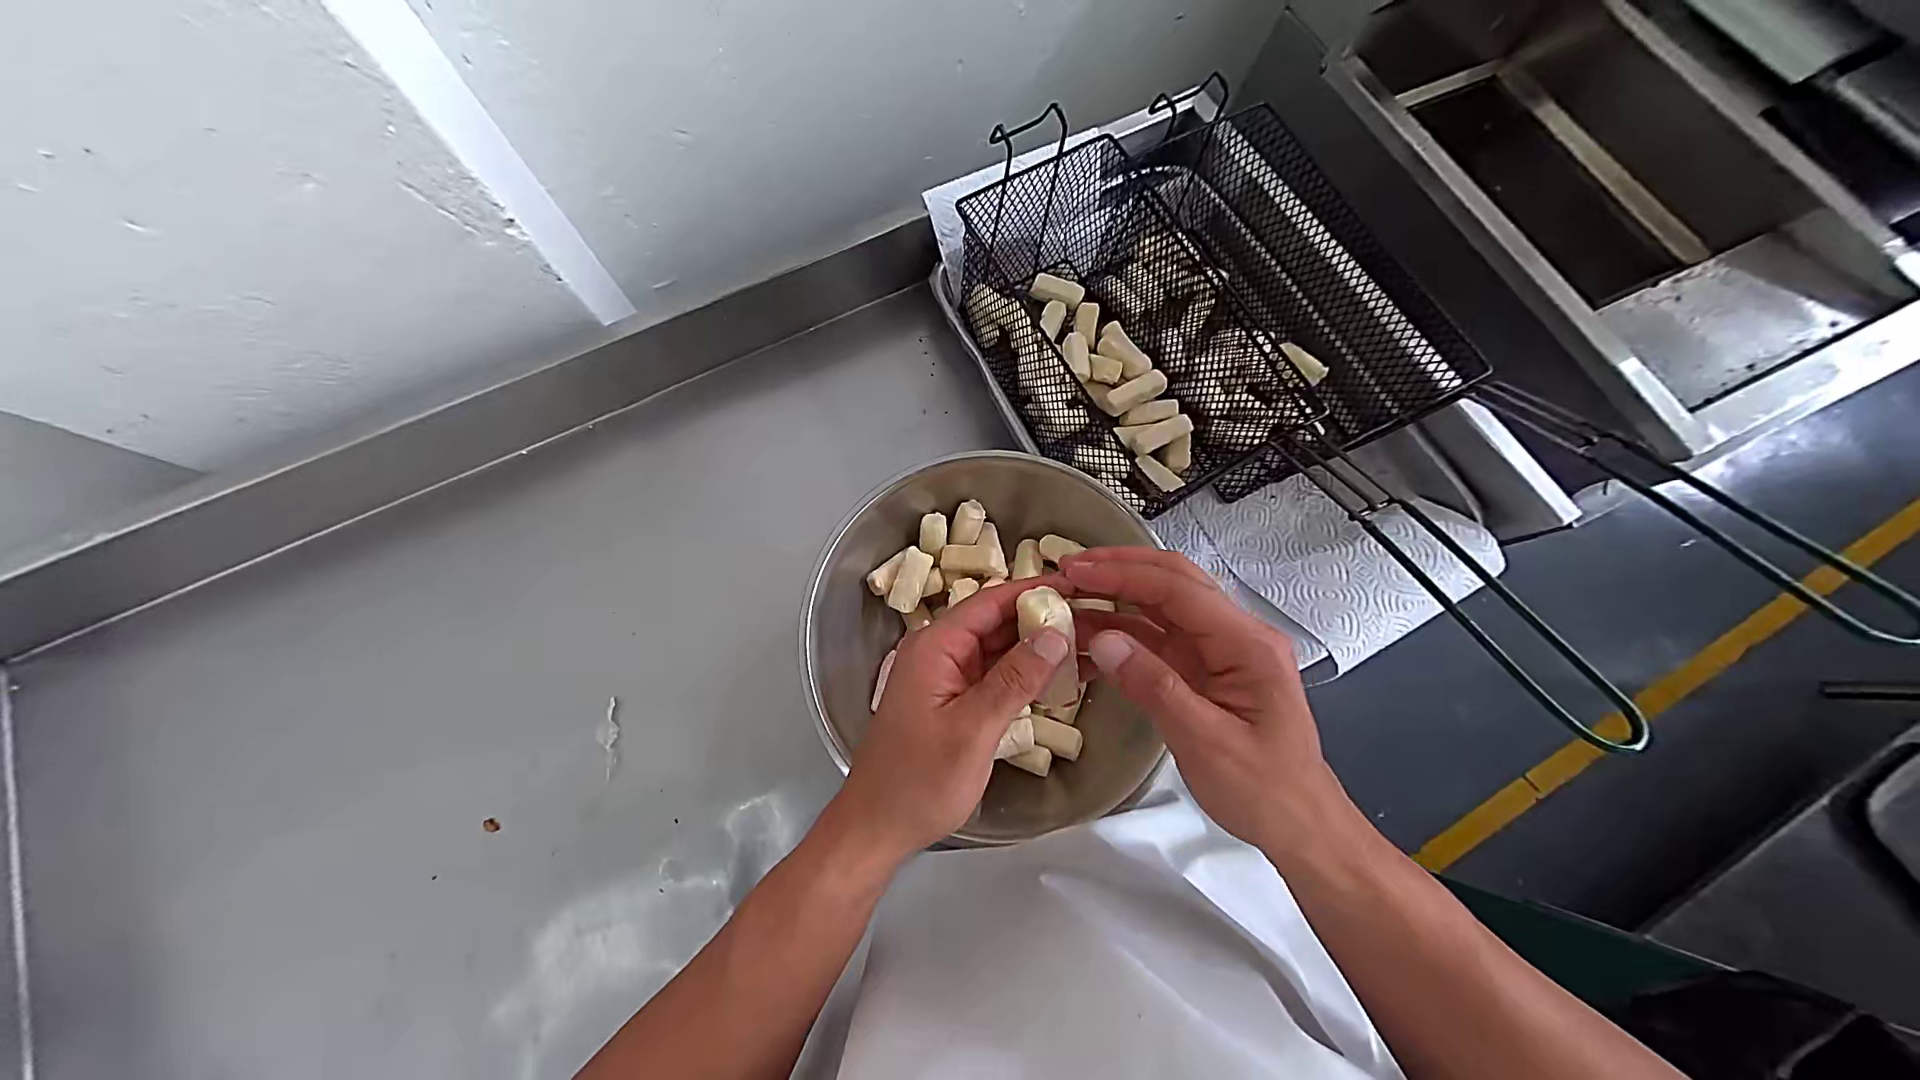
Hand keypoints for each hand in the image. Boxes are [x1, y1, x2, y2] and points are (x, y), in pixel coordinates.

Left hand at [829, 578, 1072, 861]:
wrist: (878, 827)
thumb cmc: (918, 782)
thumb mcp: (972, 729)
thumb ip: (1014, 680)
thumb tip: (1054, 634)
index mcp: (935, 646)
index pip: (990, 602)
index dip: (1035, 590)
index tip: (1078, 587)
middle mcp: (939, 652)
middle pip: (997, 622)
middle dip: (1044, 618)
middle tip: (1094, 619)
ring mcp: (947, 676)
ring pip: (1000, 648)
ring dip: (1039, 647)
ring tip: (1088, 644)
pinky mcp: (955, 700)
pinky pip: (995, 675)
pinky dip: (1026, 674)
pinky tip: (1060, 676)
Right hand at [1061, 548, 1354, 854]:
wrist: (1297, 824)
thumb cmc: (1265, 789)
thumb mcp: (1206, 742)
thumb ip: (1154, 687)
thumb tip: (1103, 642)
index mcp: (1247, 644)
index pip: (1177, 589)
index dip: (1122, 573)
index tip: (1076, 570)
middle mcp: (1233, 636)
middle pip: (1171, 582)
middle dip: (1117, 569)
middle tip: (1067, 570)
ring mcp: (1216, 651)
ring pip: (1158, 607)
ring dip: (1113, 600)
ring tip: (1066, 601)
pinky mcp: (1199, 670)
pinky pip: (1154, 639)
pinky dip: (1118, 634)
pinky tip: (1085, 641)